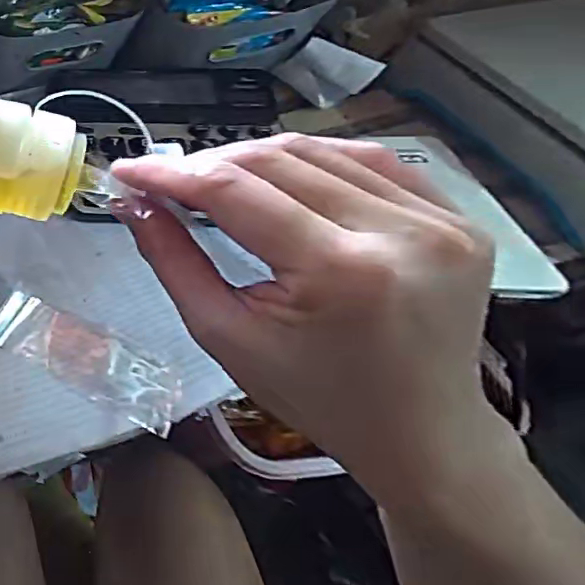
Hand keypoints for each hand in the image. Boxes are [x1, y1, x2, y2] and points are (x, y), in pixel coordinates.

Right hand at [110, 134, 507, 508]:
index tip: (127, 169)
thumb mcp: (224, 334)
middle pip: (274, 160)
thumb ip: (172, 259)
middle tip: (164, 181)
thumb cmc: (313, 395)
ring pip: (317, 151)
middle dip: (206, 163)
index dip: (170, 173)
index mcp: (340, 272)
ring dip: (252, 157)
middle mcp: (399, 232)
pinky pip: (367, 161)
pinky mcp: (457, 217)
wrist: (423, 434)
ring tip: (213, 179)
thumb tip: (132, 202)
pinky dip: (310, 159)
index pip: (234, 192)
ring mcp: (439, 219)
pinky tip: (279, 174)